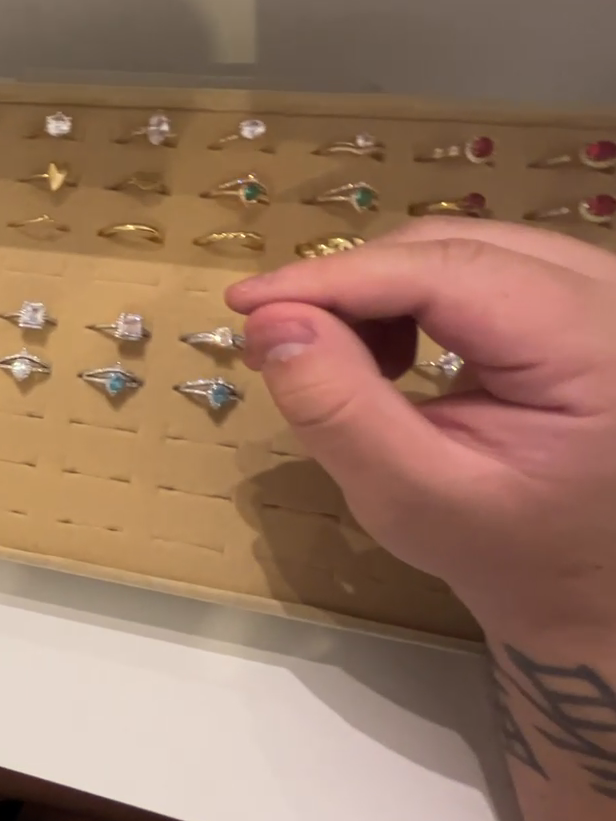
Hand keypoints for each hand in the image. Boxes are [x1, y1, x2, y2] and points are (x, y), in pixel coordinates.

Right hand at [226, 219, 615, 641]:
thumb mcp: (401, 491)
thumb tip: (268, 321)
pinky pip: (476, 269)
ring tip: (334, 354)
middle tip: (276, 336)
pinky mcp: (583, 307)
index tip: (242, 304)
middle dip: (348, 283)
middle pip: (458, 248)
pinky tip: (385, 351)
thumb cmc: (498, 545)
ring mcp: (610, 302)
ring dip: (371, 291)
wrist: (585, 572)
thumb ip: (334, 406)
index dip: (336, 277)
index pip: (453, 275)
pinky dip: (401, 299)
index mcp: (604, 358)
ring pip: (462, 250)